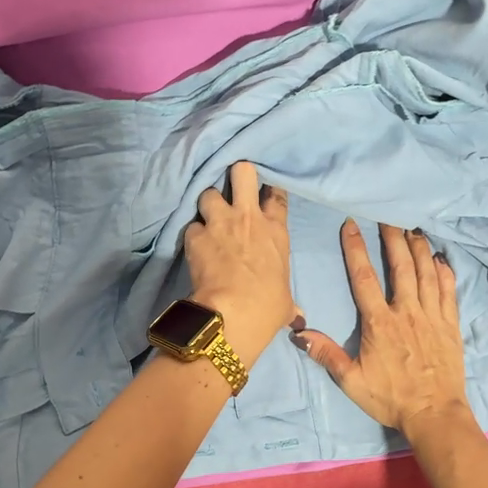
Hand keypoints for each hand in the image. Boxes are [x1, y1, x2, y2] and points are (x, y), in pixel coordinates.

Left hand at [184, 162, 299, 364]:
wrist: (235, 312)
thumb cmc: (268, 306)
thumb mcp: (285, 300)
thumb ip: (289, 301)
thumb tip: (297, 315)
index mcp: (275, 230)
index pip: (276, 194)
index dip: (269, 189)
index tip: (264, 192)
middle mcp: (248, 217)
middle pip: (242, 172)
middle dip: (236, 174)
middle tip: (231, 184)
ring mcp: (220, 222)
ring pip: (208, 193)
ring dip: (207, 204)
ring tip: (206, 216)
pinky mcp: (195, 235)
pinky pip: (190, 226)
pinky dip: (191, 234)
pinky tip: (192, 244)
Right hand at [295, 221, 472, 432]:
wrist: (435, 414)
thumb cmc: (391, 399)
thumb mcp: (351, 381)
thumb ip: (326, 354)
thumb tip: (298, 332)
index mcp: (380, 323)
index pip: (364, 277)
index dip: (356, 248)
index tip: (352, 225)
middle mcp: (407, 312)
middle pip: (400, 266)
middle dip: (393, 237)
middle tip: (389, 216)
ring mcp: (432, 316)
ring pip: (426, 272)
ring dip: (418, 248)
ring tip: (412, 229)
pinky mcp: (451, 324)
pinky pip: (448, 290)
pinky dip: (444, 271)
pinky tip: (439, 258)